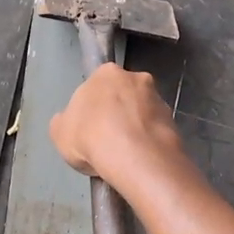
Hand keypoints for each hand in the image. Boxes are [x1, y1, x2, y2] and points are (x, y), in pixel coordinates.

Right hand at [49, 63, 180, 179]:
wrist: (135, 157)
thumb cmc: (90, 136)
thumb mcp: (59, 131)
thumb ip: (64, 121)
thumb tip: (69, 121)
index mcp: (106, 73)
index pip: (96, 85)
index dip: (92, 107)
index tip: (89, 127)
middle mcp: (136, 78)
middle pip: (123, 95)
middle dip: (117, 113)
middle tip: (106, 139)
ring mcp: (158, 99)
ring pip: (142, 113)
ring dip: (135, 127)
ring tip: (124, 155)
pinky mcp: (173, 122)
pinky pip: (155, 131)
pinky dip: (148, 142)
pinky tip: (139, 161)